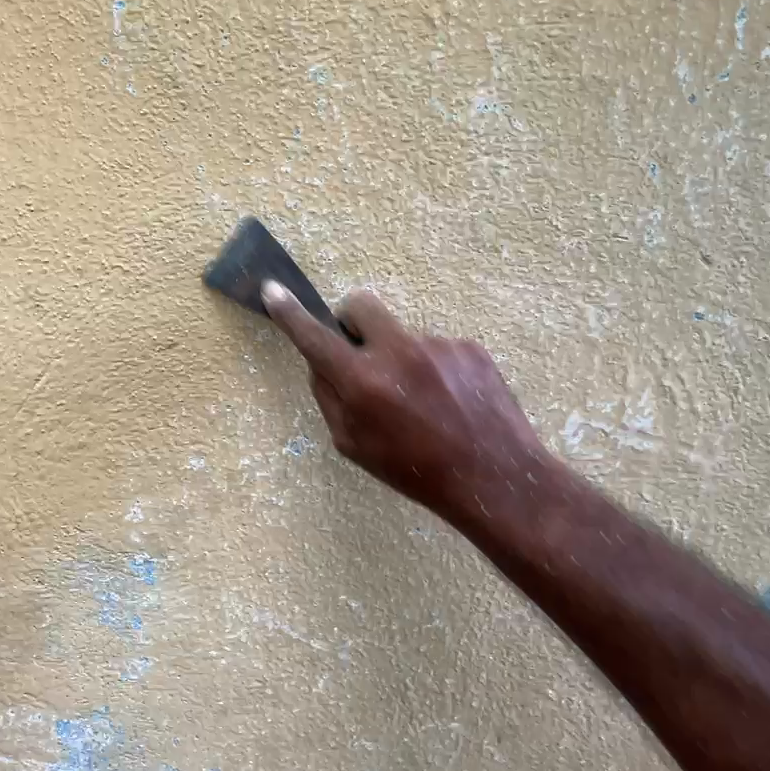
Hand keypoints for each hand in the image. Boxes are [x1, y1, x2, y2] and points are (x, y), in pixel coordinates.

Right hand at [259, 280, 556, 516]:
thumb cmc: (414, 471)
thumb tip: (320, 363)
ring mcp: (438, 346)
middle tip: (363, 351)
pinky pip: (437, 348)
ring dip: (402, 358)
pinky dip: (436, 369)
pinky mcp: (470, 348)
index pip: (314, 337)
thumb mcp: (353, 445)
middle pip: (361, 304)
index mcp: (362, 382)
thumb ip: (329, 398)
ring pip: (402, 335)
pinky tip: (451, 400)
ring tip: (426, 401)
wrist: (496, 480)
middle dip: (354, 319)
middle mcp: (398, 354)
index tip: (273, 290)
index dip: (289, 313)